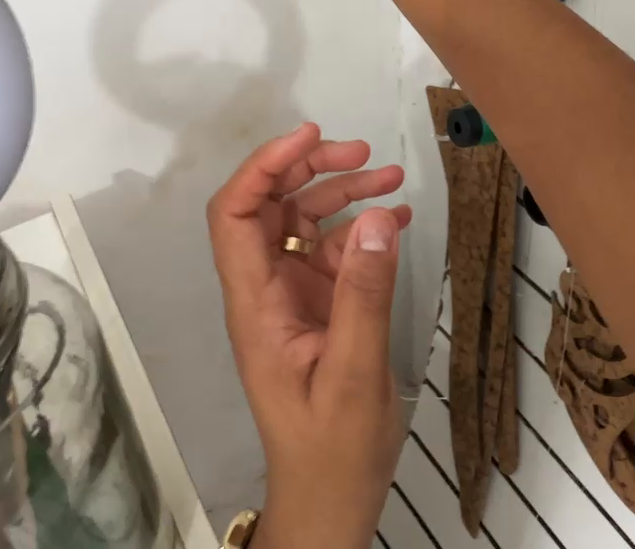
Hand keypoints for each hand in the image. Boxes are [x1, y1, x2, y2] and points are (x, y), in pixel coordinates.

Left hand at [207, 123, 414, 548]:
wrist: (334, 498)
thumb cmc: (333, 449)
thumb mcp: (353, 373)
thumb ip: (364, 295)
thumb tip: (377, 217)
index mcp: (256, 305)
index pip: (234, 217)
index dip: (262, 168)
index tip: (309, 137)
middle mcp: (268, 290)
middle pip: (271, 208)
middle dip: (311, 169)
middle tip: (363, 153)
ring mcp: (295, 297)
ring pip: (306, 223)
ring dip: (344, 193)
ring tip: (391, 175)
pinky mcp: (321, 306)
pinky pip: (336, 251)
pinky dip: (365, 228)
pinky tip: (399, 218)